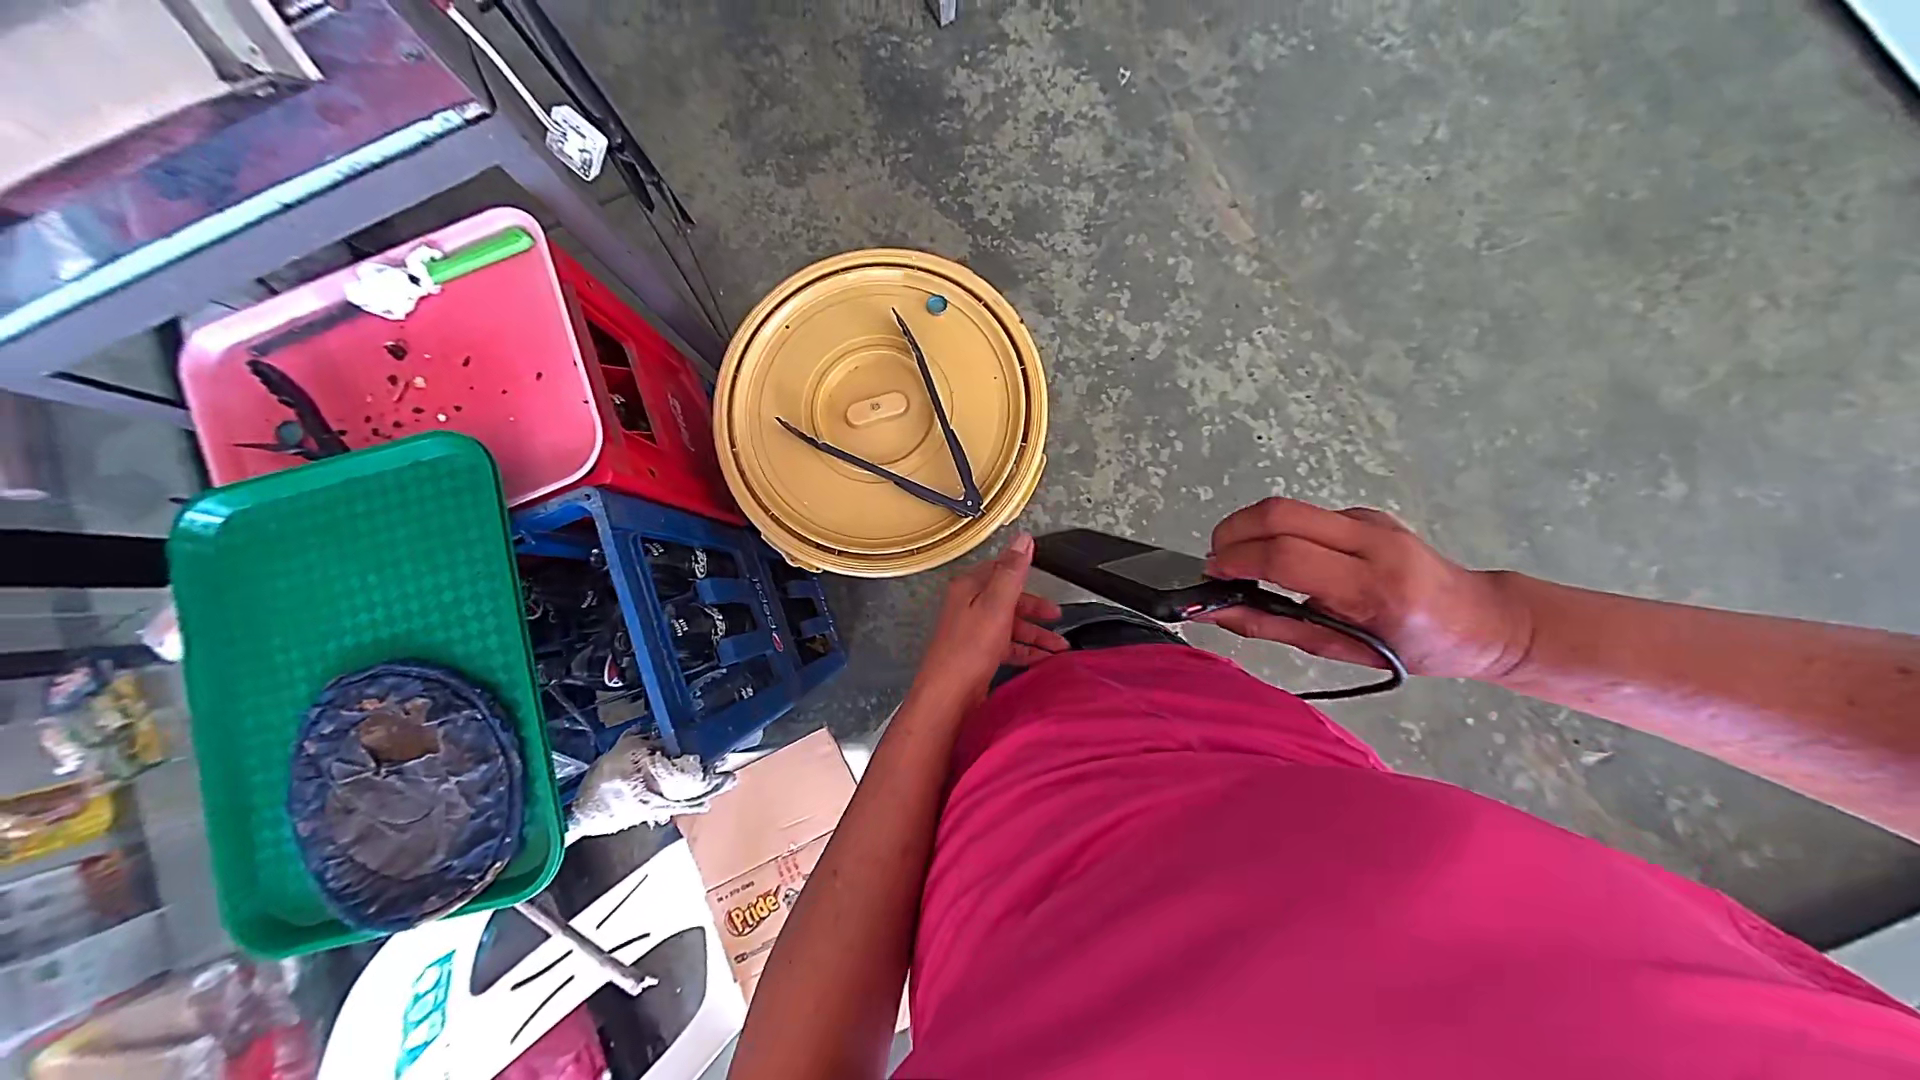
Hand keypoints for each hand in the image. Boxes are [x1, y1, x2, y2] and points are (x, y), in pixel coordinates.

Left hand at [911, 533, 1068, 704]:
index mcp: (969, 588)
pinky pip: (1007, 647)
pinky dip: (1025, 651)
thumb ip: (1011, 572)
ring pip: (1010, 625)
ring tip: (1057, 645)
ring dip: (1035, 634)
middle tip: (1055, 614)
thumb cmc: (965, 653)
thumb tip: (1022, 541)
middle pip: (1008, 599)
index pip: (1000, 569)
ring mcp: (972, 631)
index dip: (1024, 572)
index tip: (1043, 572)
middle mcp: (968, 607)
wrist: (948, 696)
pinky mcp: (977, 654)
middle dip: (1035, 609)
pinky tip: (1041, 660)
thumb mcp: (996, 605)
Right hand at [1197, 497, 1530, 679]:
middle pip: (1281, 513)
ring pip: (1288, 507)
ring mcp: (1370, 519)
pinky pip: (1304, 514)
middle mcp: (1373, 540)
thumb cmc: (1412, 648)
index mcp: (1372, 586)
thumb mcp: (1337, 650)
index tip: (1212, 576)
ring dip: (1248, 528)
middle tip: (1215, 561)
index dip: (1237, 561)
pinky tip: (1276, 557)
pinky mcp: (1364, 512)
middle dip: (1232, 531)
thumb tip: (1215, 611)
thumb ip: (1270, 625)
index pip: (1287, 556)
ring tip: (1237, 561)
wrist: (1482, 618)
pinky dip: (1274, 531)